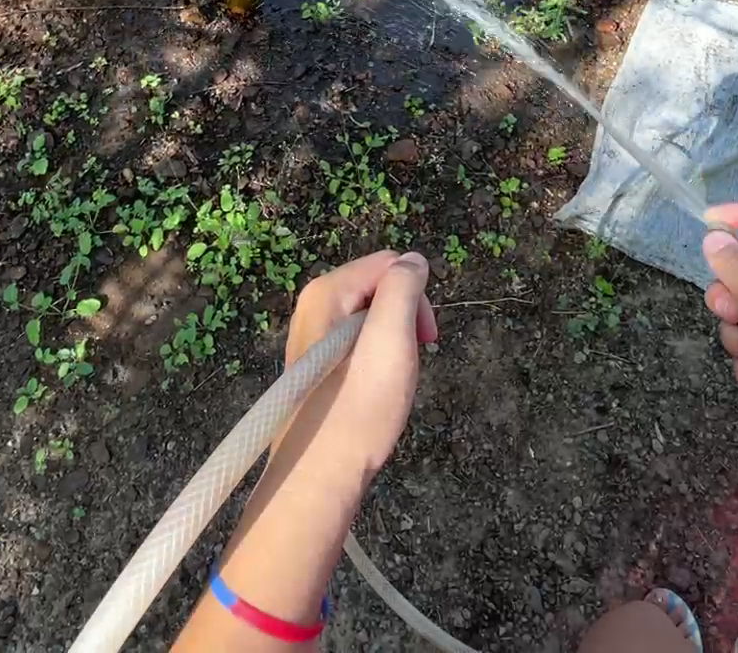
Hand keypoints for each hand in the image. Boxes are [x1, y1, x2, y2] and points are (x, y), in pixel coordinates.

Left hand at [270, 250, 438, 491]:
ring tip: (391, 382)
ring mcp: (314, 334)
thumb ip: (403, 289)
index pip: (391, 264)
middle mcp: (314, 304)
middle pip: (381, 288)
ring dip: (394, 344)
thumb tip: (414, 259)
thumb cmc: (358, 407)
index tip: (424, 339)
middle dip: (405, 320)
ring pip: (375, 318)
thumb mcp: (391, 338)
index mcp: (326, 290)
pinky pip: (361, 343)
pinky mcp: (318, 362)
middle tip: (410, 363)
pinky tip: (376, 392)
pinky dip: (378, 361)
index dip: (416, 297)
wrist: (318, 478)